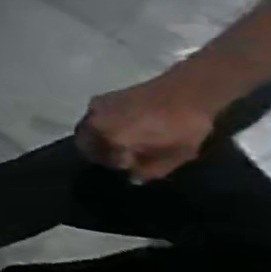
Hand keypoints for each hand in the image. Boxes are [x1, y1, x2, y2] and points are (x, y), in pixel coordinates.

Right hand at [76, 78, 216, 181]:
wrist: (184, 94)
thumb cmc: (183, 128)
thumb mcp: (175, 156)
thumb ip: (152, 170)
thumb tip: (133, 177)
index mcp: (112, 138)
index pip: (108, 160)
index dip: (123, 167)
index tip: (137, 168)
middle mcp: (95, 123)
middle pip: (85, 144)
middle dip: (101, 154)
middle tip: (123, 158)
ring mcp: (94, 109)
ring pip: (87, 131)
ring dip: (99, 139)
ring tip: (122, 143)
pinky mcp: (99, 100)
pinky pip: (94, 118)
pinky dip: (102, 126)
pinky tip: (123, 126)